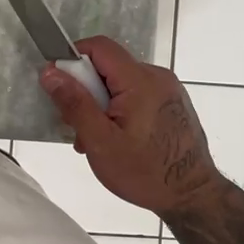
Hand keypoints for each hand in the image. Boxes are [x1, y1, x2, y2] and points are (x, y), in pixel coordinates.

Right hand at [40, 36, 224, 218]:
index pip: (99, 46)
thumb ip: (74, 103)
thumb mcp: (100, 141)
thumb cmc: (144, 172)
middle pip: (109, 66)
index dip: (73, 58)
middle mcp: (157, 76)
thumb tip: (50, 72)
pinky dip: (119, 110)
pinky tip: (117, 140)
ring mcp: (168, 90)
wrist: (193, 197)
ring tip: (97, 141)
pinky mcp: (172, 104)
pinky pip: (136, 94)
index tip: (59, 87)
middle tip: (77, 126)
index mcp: (140, 81)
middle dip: (85, 90)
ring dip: (101, 105)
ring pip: (121, 83)